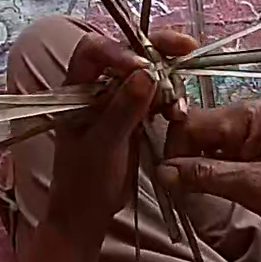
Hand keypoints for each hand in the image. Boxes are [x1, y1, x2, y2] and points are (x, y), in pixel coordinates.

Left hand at [44, 27, 197, 237]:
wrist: (87, 215)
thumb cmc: (83, 182)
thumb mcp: (103, 145)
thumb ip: (122, 109)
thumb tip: (146, 73)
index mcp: (75, 89)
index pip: (92, 52)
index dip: (119, 51)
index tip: (145, 65)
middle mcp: (95, 87)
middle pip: (124, 53)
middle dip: (155, 48)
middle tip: (185, 46)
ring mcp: (116, 99)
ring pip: (144, 72)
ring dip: (167, 76)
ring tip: (181, 94)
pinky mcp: (134, 114)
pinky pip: (154, 94)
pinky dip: (169, 97)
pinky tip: (179, 109)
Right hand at [159, 100, 260, 253]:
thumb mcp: (254, 185)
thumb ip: (205, 176)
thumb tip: (162, 174)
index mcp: (246, 115)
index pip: (191, 122)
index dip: (173, 148)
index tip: (162, 177)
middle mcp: (244, 121)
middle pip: (194, 134)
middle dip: (180, 159)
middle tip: (171, 190)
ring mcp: (247, 140)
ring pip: (203, 150)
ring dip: (192, 170)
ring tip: (183, 193)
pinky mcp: (251, 160)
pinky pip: (217, 162)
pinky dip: (206, 176)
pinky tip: (200, 192)